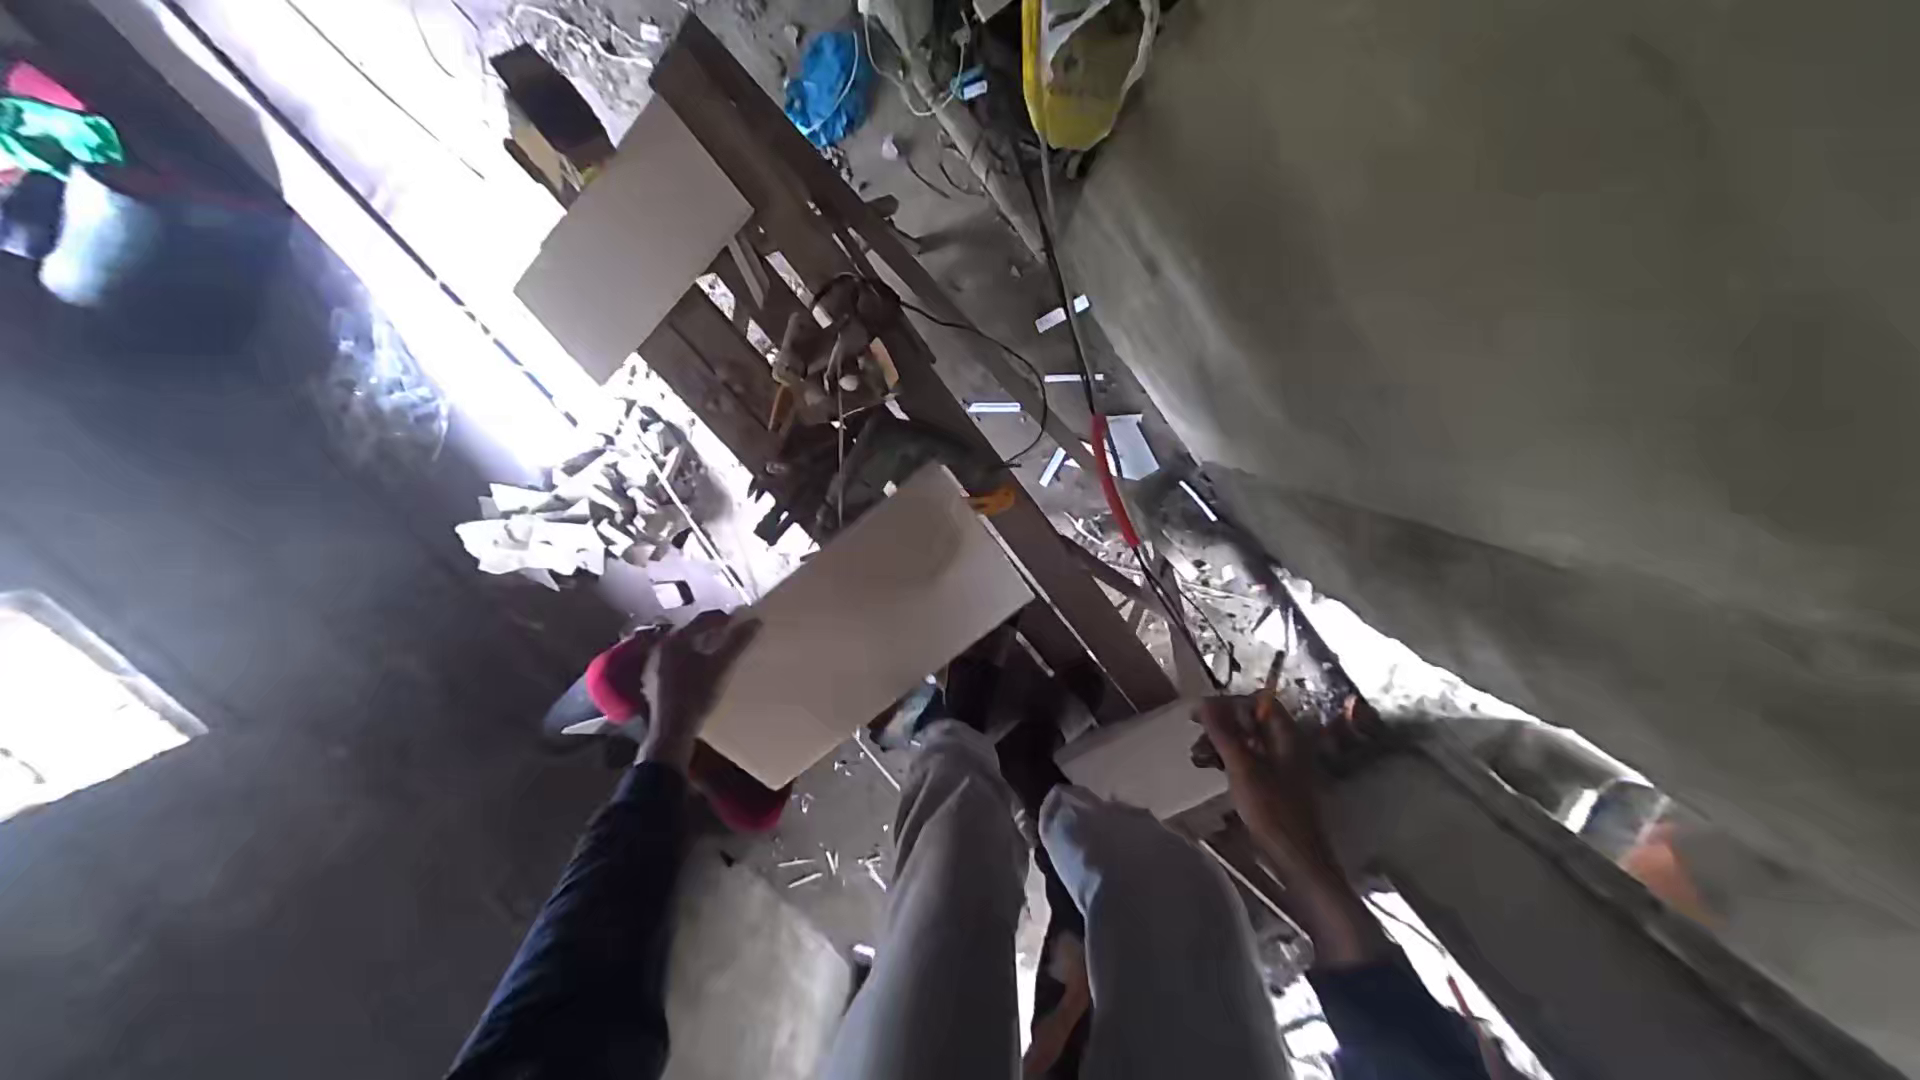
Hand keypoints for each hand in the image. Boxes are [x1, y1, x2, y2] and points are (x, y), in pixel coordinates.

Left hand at [638, 610, 759, 770]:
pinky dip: (694, 658)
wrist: (672, 731)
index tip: (741, 621)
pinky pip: (678, 660)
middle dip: (713, 631)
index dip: (724, 618)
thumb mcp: (721, 666)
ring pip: (685, 647)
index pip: (703, 619)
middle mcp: (661, 647)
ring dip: (703, 645)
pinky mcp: (656, 680)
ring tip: (722, 650)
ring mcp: (656, 664)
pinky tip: (705, 668)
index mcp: (675, 639)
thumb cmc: (696, 694)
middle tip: (734, 634)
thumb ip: (738, 642)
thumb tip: (756, 621)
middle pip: (692, 632)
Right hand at [1198, 693, 1386, 966]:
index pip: (1258, 702)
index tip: (1201, 713)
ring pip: (1246, 741)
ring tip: (1197, 757)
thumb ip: (1223, 734)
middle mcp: (1286, 745)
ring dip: (1219, 743)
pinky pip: (1247, 759)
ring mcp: (1281, 765)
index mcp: (1287, 737)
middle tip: (1195, 734)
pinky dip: (1227, 760)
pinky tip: (1209, 769)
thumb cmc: (1272, 811)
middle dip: (1220, 725)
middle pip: (1250, 721)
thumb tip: (1204, 702)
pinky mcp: (1273, 783)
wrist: (1296, 859)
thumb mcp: (1242, 769)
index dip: (1229, 703)